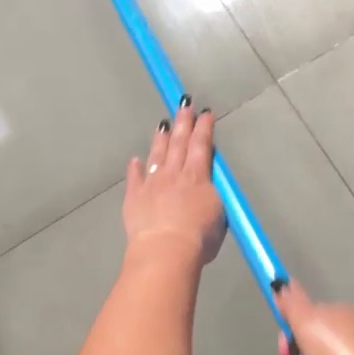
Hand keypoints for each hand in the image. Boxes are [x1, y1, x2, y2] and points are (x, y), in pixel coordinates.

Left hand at [122, 98, 224, 265]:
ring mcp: (151, 183)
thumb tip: (207, 187)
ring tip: (163, 125)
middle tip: (184, 105)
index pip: (201, 145)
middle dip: (183, 123)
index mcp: (197, 177)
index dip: (203, 128)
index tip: (204, 113)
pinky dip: (135, 167)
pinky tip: (135, 159)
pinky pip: (134, 177)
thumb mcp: (219, 215)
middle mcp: (173, 174)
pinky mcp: (134, 197)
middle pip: (178, 143)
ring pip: (156, 155)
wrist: (165, 249)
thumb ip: (213, 195)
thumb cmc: (198, 237)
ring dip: (161, 139)